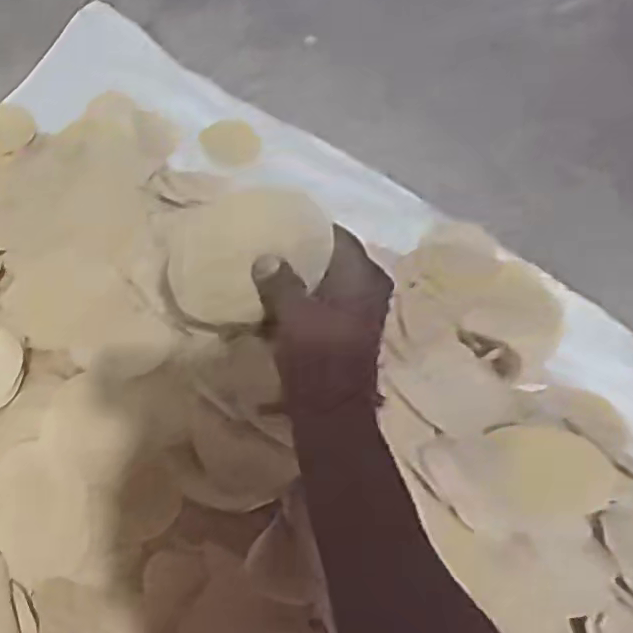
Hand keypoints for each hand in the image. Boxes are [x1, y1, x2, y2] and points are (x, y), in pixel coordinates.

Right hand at [253, 226, 392, 429]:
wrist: (329, 409)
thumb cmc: (317, 358)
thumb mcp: (294, 316)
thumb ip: (280, 284)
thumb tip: (266, 258)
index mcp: (363, 278)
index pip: (339, 238)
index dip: (312, 228)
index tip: (283, 223)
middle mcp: (367, 290)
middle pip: (332, 261)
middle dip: (302, 255)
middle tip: (270, 246)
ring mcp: (356, 314)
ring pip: (324, 285)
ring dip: (299, 281)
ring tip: (266, 272)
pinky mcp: (342, 334)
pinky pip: (318, 306)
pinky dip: (299, 302)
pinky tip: (273, 303)